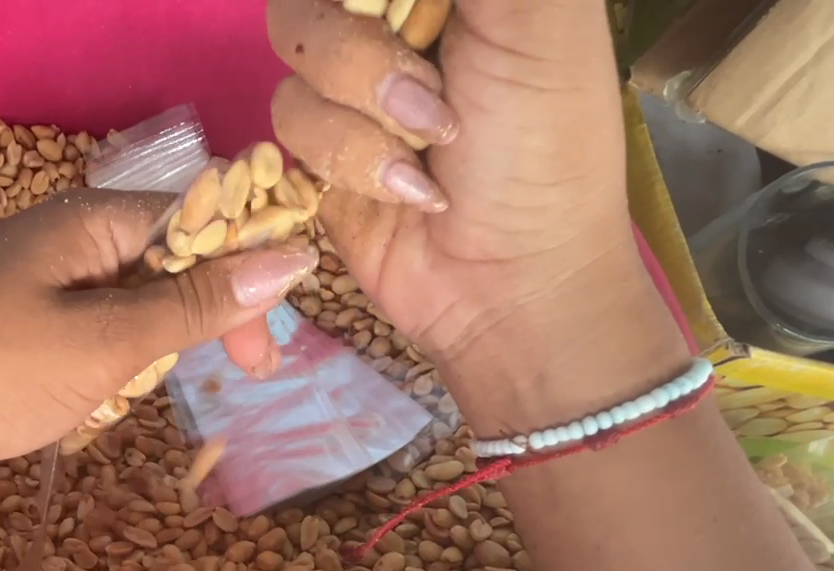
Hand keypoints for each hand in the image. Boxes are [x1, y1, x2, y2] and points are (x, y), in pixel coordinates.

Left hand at [0, 189, 317, 480]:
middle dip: (202, 323)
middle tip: (237, 382)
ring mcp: (27, 283)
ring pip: (121, 306)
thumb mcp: (103, 342)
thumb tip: (289, 261)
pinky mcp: (4, 324)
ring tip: (138, 400)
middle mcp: (59, 240)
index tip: (264, 358)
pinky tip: (88, 405)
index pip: (196, 227)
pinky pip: (79, 334)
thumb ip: (193, 305)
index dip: (245, 282)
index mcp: (88, 223)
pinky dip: (100, 368)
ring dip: (148, 352)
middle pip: (161, 264)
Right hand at [266, 0, 677, 426]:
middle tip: (430, 101)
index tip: (407, 23)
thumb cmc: (545, 149)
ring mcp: (346, 100)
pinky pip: (288, 135)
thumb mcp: (545, 21)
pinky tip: (402, 193)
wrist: (508, 281)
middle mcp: (388, 28)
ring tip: (426, 158)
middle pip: (308, 6)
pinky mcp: (316, 164)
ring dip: (363, 124)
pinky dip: (348, 164)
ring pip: (294, 73)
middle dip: (362, 60)